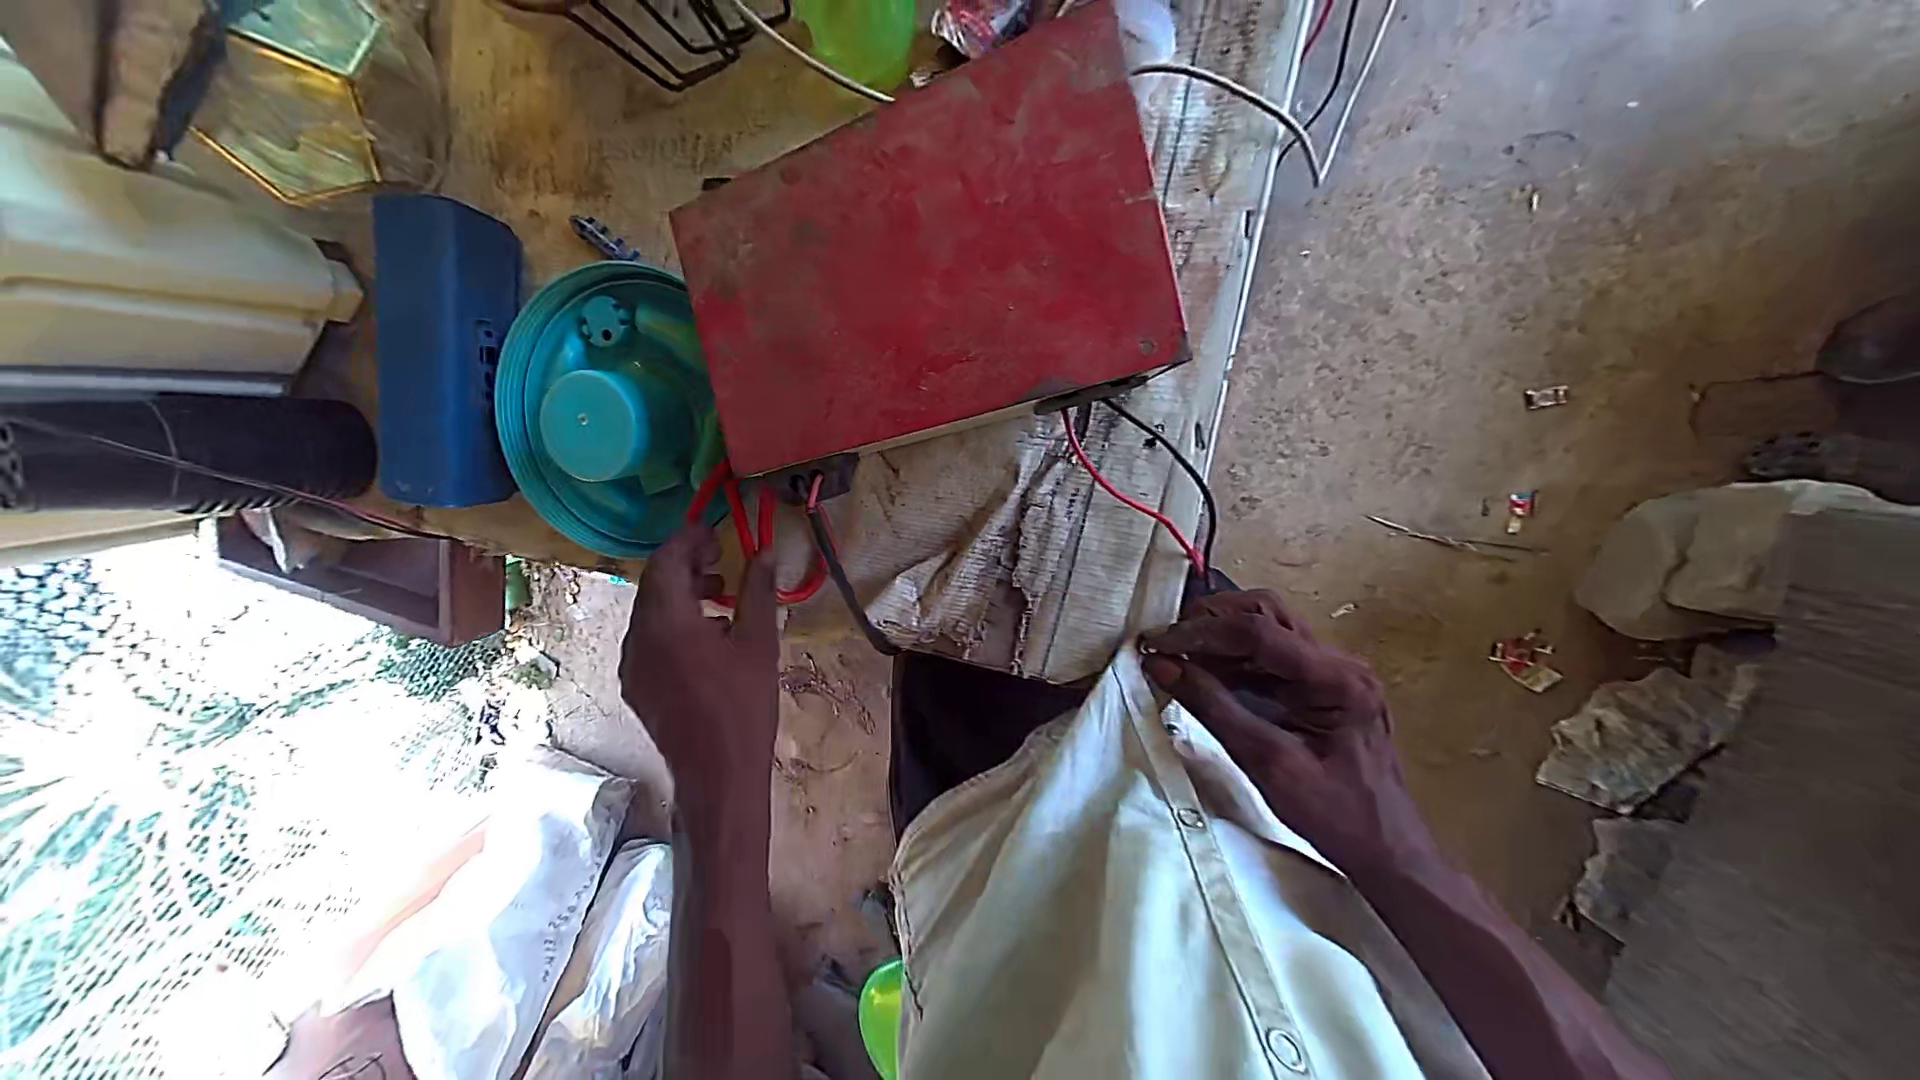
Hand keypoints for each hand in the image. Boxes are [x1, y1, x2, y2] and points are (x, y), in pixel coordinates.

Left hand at [620, 525, 779, 829]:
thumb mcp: (758, 642)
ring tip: (721, 597)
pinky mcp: (636, 685)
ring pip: (650, 612)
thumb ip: (758, 591)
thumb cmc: (743, 704)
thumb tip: (764, 552)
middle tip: (721, 560)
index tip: (716, 533)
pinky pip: (649, 638)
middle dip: (686, 565)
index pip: (665, 562)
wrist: (717, 774)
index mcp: (666, 623)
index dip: (689, 540)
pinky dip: (674, 622)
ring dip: (682, 594)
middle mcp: (637, 639)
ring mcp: (631, 665)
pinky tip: (708, 636)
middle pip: (654, 585)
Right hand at [1141, 590, 1439, 877]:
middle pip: (1265, 612)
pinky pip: (1268, 653)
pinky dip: (1231, 656)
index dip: (1200, 632)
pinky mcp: (1319, 684)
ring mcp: (1331, 671)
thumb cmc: (1334, 816)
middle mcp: (1337, 663)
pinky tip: (1203, 672)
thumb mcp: (1266, 762)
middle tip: (1167, 641)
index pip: (1258, 632)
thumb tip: (1162, 666)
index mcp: (1335, 679)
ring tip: (1177, 655)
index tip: (1157, 644)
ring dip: (1218, 635)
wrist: (1387, 851)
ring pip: (1266, 625)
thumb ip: (1213, 707)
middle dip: (1210, 619)